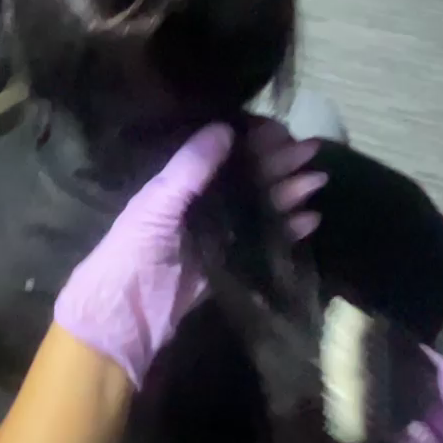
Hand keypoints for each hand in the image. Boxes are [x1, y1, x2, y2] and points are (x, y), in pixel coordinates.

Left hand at [53, 119, 327, 386]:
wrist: (125, 315)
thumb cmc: (132, 250)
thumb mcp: (158, 202)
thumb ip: (190, 166)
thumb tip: (225, 127)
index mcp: (175, 184)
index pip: (219, 152)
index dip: (249, 140)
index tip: (281, 129)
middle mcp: (197, 204)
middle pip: (244, 177)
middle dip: (277, 163)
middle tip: (312, 149)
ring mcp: (214, 234)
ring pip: (257, 206)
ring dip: (286, 192)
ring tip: (317, 180)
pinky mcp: (229, 264)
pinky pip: (262, 241)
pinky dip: (286, 229)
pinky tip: (310, 219)